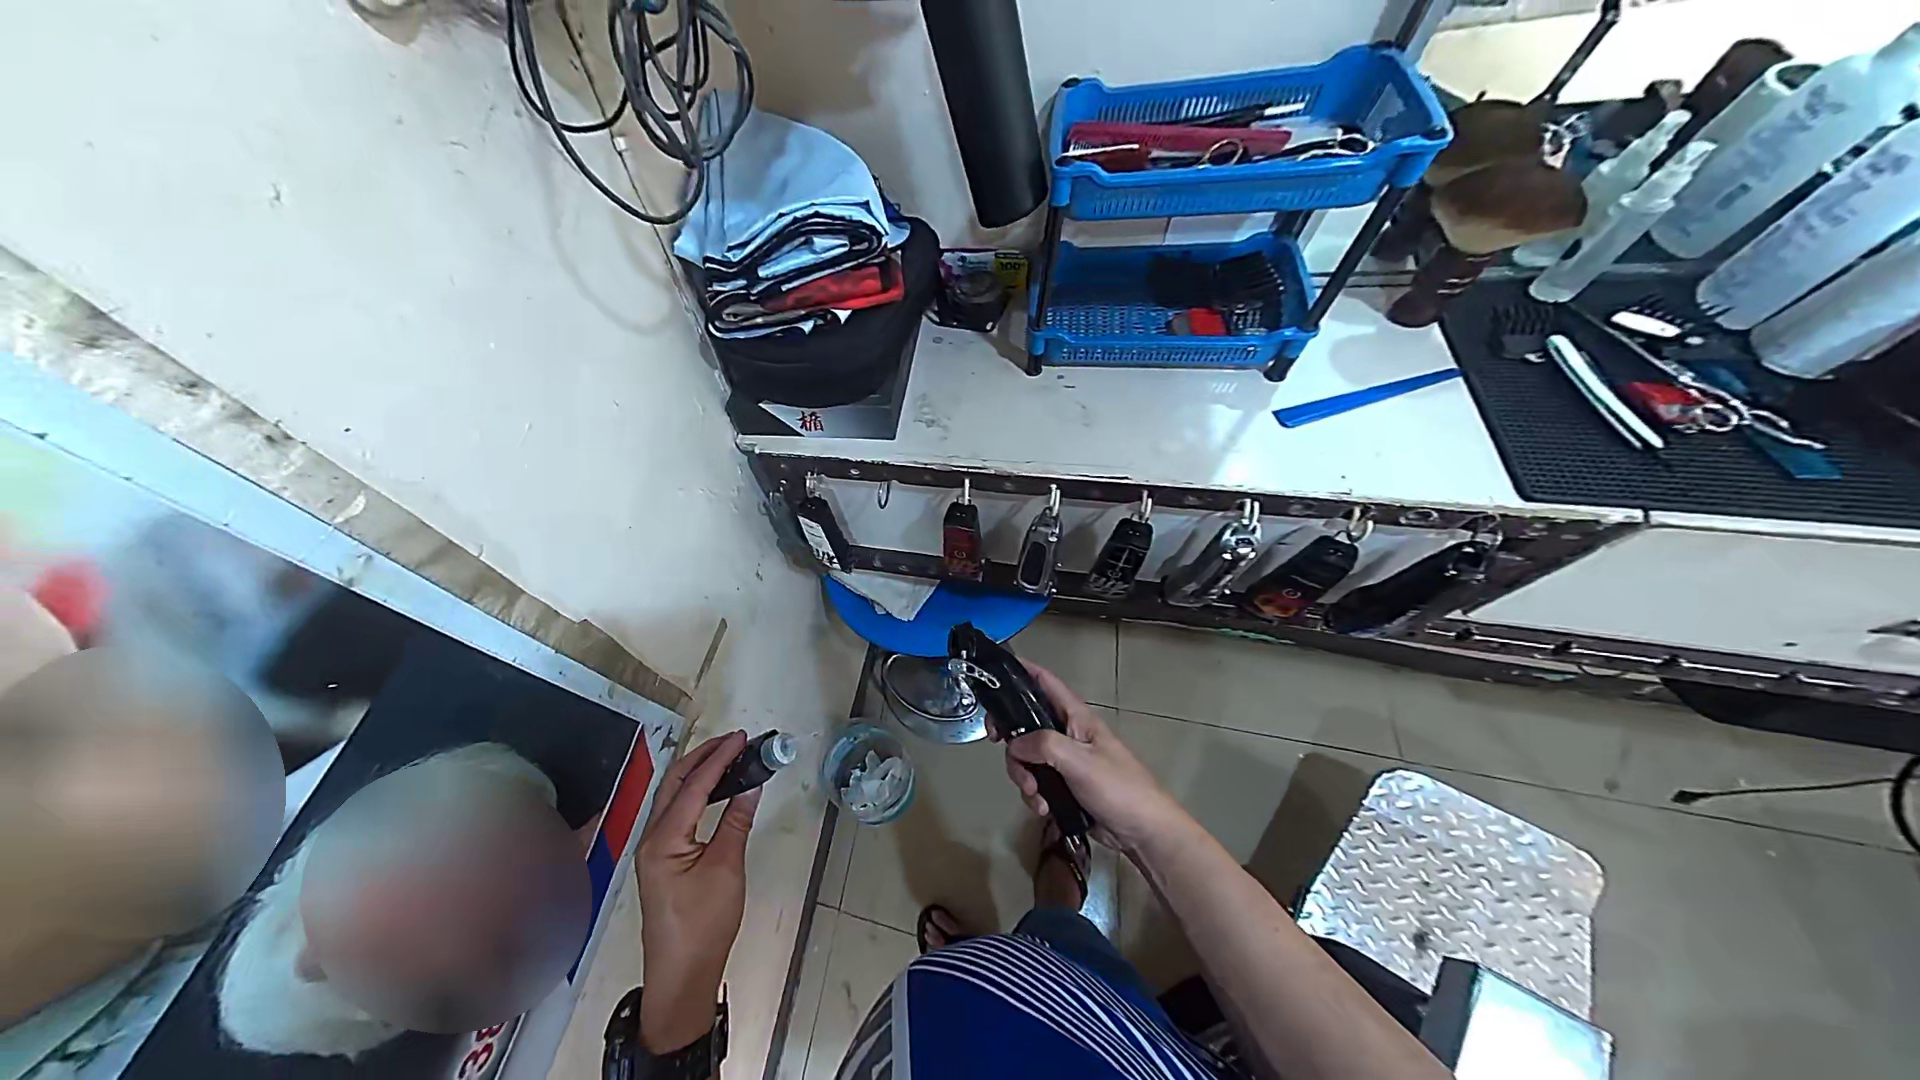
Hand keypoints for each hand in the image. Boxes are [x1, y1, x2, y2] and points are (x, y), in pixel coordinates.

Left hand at [635, 731, 758, 1053]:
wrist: (682, 974)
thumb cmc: (704, 924)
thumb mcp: (727, 868)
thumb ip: (737, 822)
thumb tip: (751, 786)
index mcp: (663, 839)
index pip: (694, 785)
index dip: (719, 758)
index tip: (741, 738)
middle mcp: (652, 837)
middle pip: (675, 782)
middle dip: (703, 755)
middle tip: (734, 740)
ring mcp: (654, 848)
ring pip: (674, 795)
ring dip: (699, 771)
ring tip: (728, 756)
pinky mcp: (663, 857)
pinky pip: (678, 811)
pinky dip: (696, 791)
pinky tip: (715, 789)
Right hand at [1001, 663, 1195, 859]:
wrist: (1143, 831)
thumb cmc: (1118, 787)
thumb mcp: (1079, 761)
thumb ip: (1043, 745)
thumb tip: (1014, 744)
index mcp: (1076, 717)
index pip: (1046, 683)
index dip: (1023, 672)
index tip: (996, 673)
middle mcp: (1068, 734)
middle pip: (1026, 726)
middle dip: (1012, 742)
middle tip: (999, 747)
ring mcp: (1065, 761)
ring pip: (1027, 758)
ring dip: (1024, 777)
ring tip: (1036, 797)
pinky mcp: (1064, 787)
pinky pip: (1036, 783)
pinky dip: (1034, 796)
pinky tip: (1044, 809)